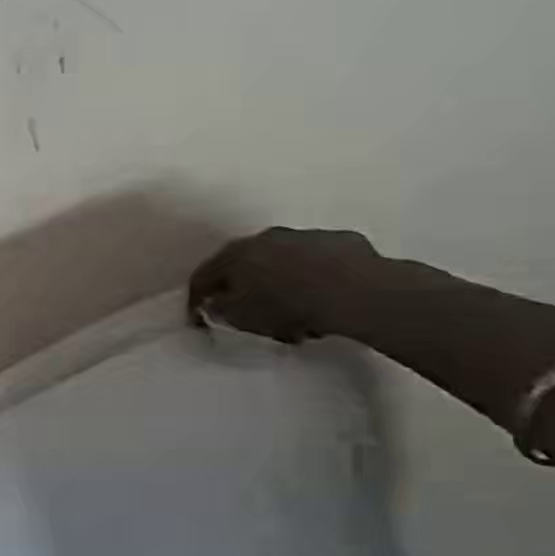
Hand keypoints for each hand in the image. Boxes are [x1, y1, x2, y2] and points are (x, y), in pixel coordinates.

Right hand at [187, 228, 384, 341]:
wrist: (358, 292)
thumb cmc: (288, 306)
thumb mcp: (241, 318)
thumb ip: (221, 310)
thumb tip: (216, 304)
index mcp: (234, 254)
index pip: (203, 277)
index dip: (196, 300)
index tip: (198, 320)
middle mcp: (266, 237)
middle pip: (243, 264)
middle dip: (241, 288)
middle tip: (244, 313)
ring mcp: (304, 236)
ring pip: (280, 261)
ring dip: (278, 282)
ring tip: (289, 313)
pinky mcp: (340, 241)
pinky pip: (316, 262)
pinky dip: (312, 279)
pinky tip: (321, 300)